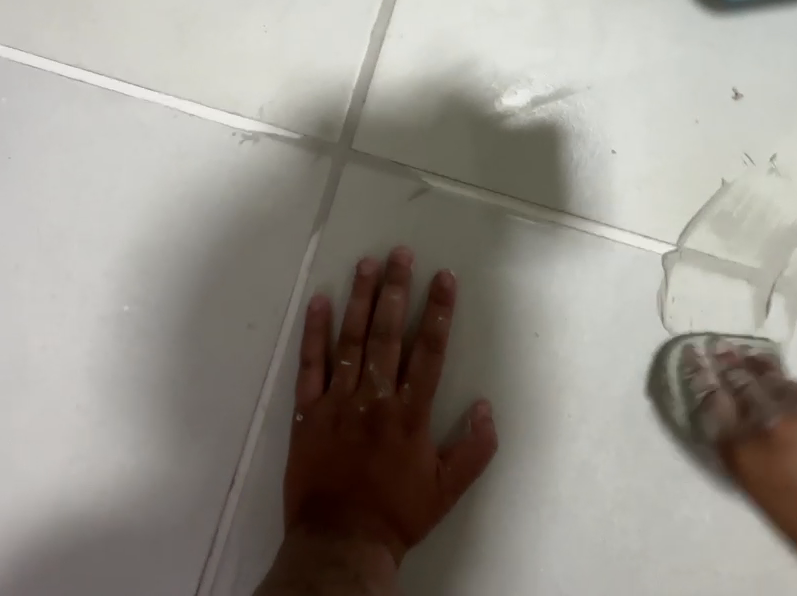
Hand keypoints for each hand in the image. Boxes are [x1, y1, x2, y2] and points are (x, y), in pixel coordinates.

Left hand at [282, 247, 496, 563]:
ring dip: (360, 299)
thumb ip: (474, 449)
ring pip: (351, 339)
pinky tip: (319, 301)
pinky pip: (310, 364)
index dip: (438, 310)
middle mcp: (376, 397)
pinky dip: (314, 332)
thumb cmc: (397, 514)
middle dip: (396, 289)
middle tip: (401, 253)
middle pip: (388, 333)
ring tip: (367, 263)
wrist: (340, 542)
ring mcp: (339, 401)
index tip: (443, 277)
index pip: (429, 350)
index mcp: (411, 412)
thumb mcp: (448, 489)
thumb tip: (487, 406)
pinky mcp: (309, 411)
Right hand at [683, 338, 796, 595]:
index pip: (709, 410)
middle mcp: (777, 420)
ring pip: (781, 386)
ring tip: (783, 402)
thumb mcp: (785, 515)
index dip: (702, 394)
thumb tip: (743, 434)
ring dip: (776, 393)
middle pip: (739, 384)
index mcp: (755, 460)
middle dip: (729, 378)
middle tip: (716, 361)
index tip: (695, 378)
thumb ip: (756, 467)